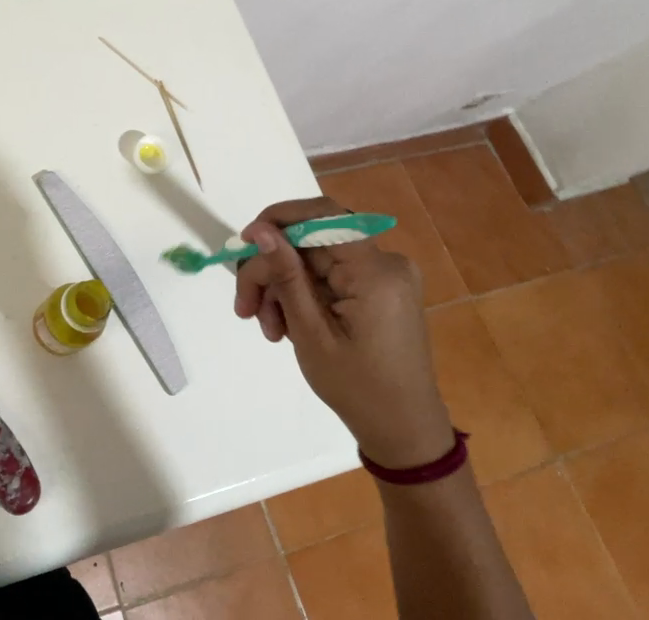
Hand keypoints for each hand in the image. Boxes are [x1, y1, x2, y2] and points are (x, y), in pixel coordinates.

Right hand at [234, 198, 453, 468]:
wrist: (404, 432)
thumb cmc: (358, 388)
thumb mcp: (310, 333)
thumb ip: (285, 275)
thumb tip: (259, 230)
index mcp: (375, 272)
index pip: (322, 216)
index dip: (278, 219)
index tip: (244, 244)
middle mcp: (385, 263)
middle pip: (311, 243)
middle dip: (272, 271)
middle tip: (244, 308)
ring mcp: (385, 277)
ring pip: (314, 262)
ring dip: (282, 288)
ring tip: (269, 329)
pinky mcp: (380, 290)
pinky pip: (329, 277)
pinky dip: (303, 296)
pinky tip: (287, 327)